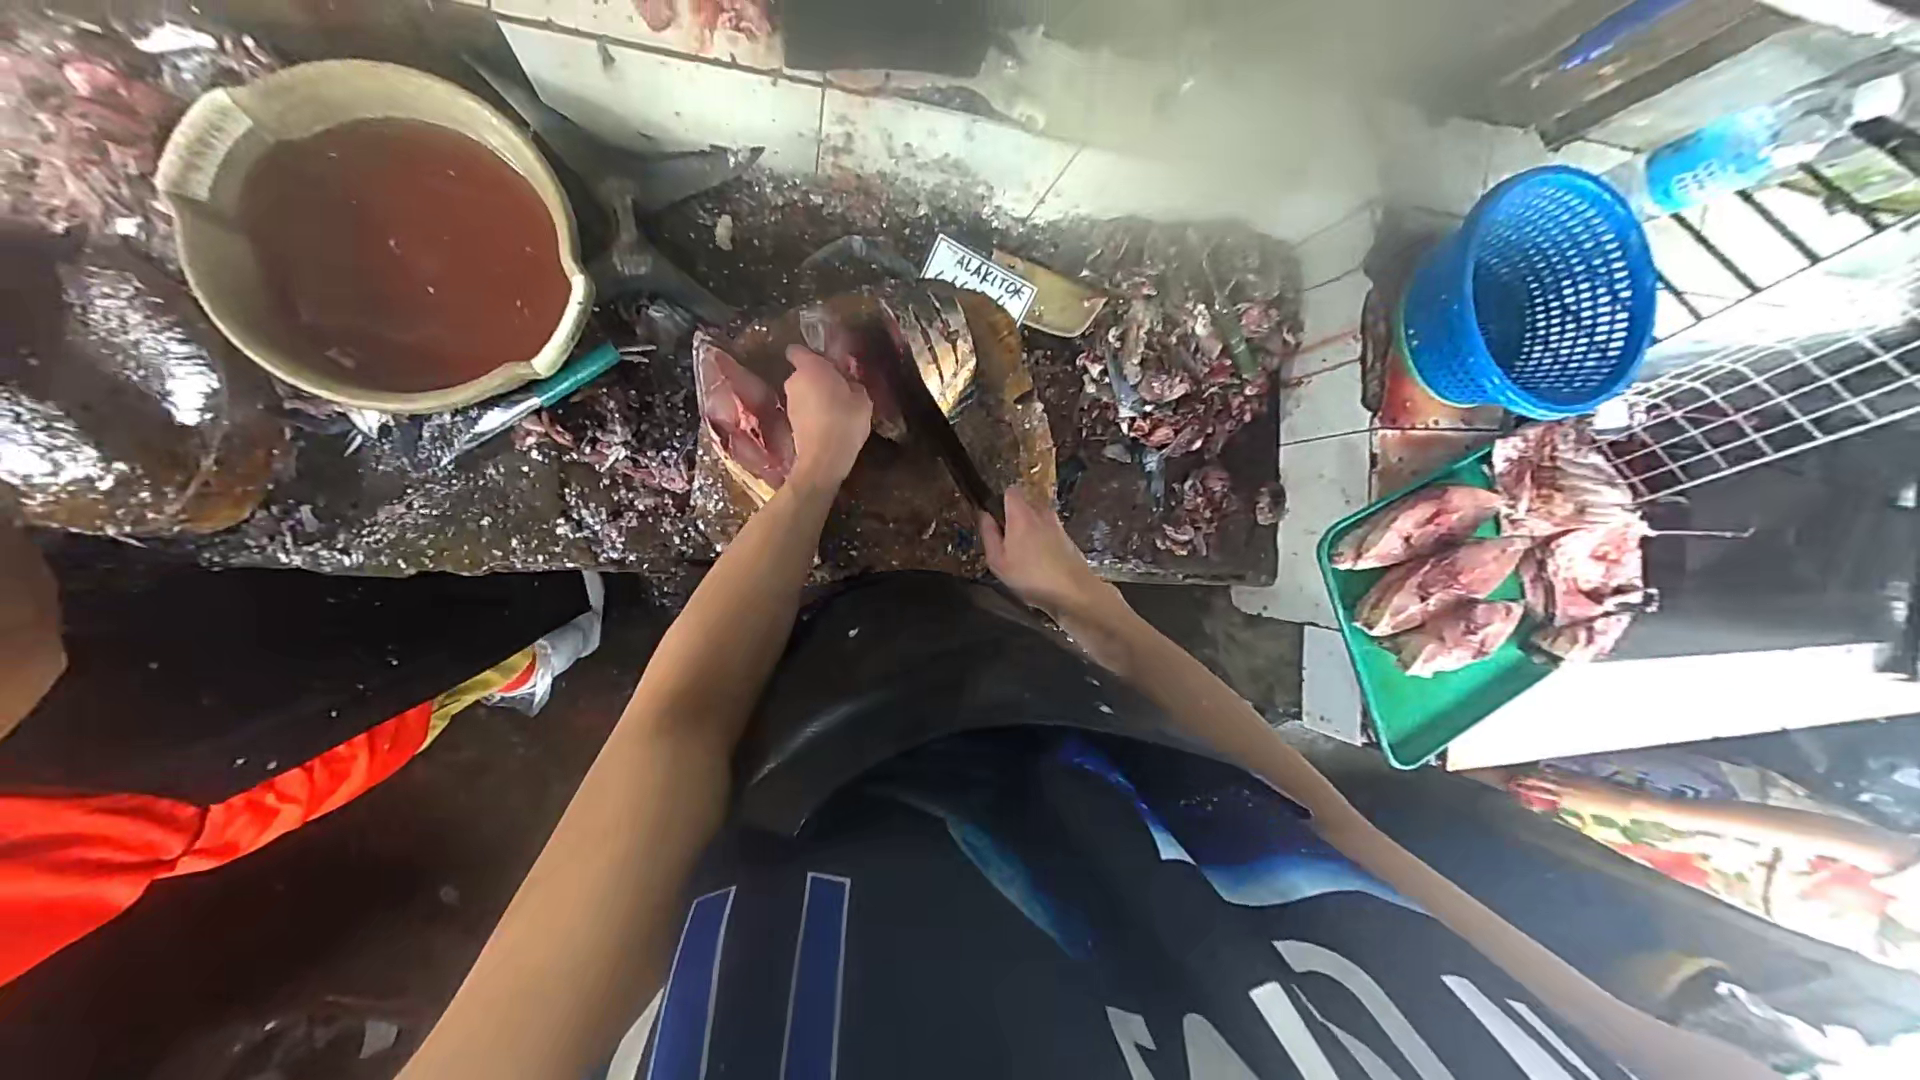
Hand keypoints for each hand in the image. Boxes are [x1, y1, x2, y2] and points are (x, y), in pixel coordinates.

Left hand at [783, 345, 871, 491]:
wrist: (825, 457)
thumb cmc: (845, 420)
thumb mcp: (862, 398)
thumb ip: (853, 385)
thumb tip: (848, 383)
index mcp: (810, 367)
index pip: (798, 350)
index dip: (811, 355)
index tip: (827, 364)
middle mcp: (793, 381)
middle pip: (804, 374)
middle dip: (818, 379)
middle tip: (840, 389)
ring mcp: (789, 403)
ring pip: (803, 393)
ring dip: (816, 398)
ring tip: (837, 411)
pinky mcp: (790, 423)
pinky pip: (804, 411)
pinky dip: (814, 414)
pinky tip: (830, 425)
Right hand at [979, 484, 1111, 618]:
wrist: (1073, 590)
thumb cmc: (1030, 576)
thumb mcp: (998, 561)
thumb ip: (988, 534)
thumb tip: (984, 515)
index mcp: (1021, 514)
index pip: (1011, 491)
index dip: (1001, 502)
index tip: (996, 519)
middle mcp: (1041, 513)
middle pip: (1025, 505)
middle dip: (1015, 518)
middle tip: (1008, 542)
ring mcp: (1057, 524)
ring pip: (1038, 519)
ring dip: (1030, 530)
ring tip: (1025, 555)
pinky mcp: (1068, 537)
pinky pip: (1049, 531)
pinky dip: (1043, 540)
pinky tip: (1040, 562)